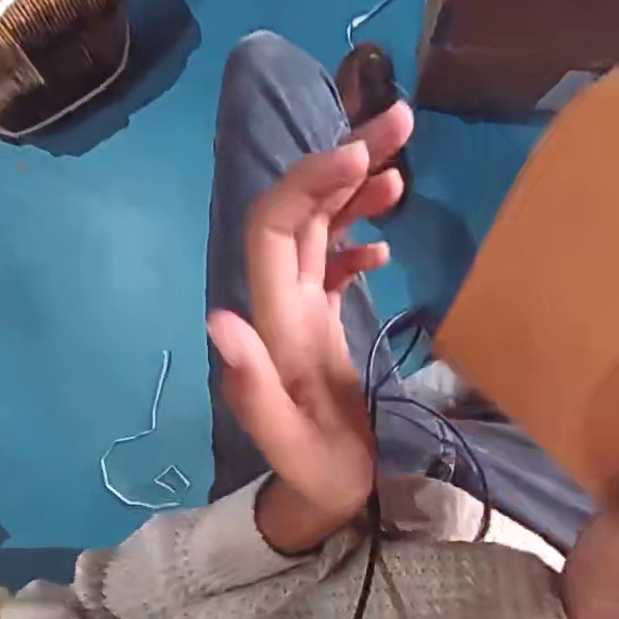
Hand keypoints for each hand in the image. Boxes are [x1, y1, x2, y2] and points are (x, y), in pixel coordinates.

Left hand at [207, 102, 414, 552]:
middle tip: (401, 123)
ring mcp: (301, 315)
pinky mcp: (320, 327)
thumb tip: (217, 320)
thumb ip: (252, 386)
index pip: (276, 229)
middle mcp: (281, 307)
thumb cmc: (316, 475)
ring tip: (401, 165)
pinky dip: (356, 239)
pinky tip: (383, 242)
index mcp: (275, 324)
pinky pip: (331, 267)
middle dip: (340, 161)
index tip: (363, 154)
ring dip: (353, 191)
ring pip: (318, 232)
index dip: (310, 182)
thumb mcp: (287, 441)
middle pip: (298, 214)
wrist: (326, 496)